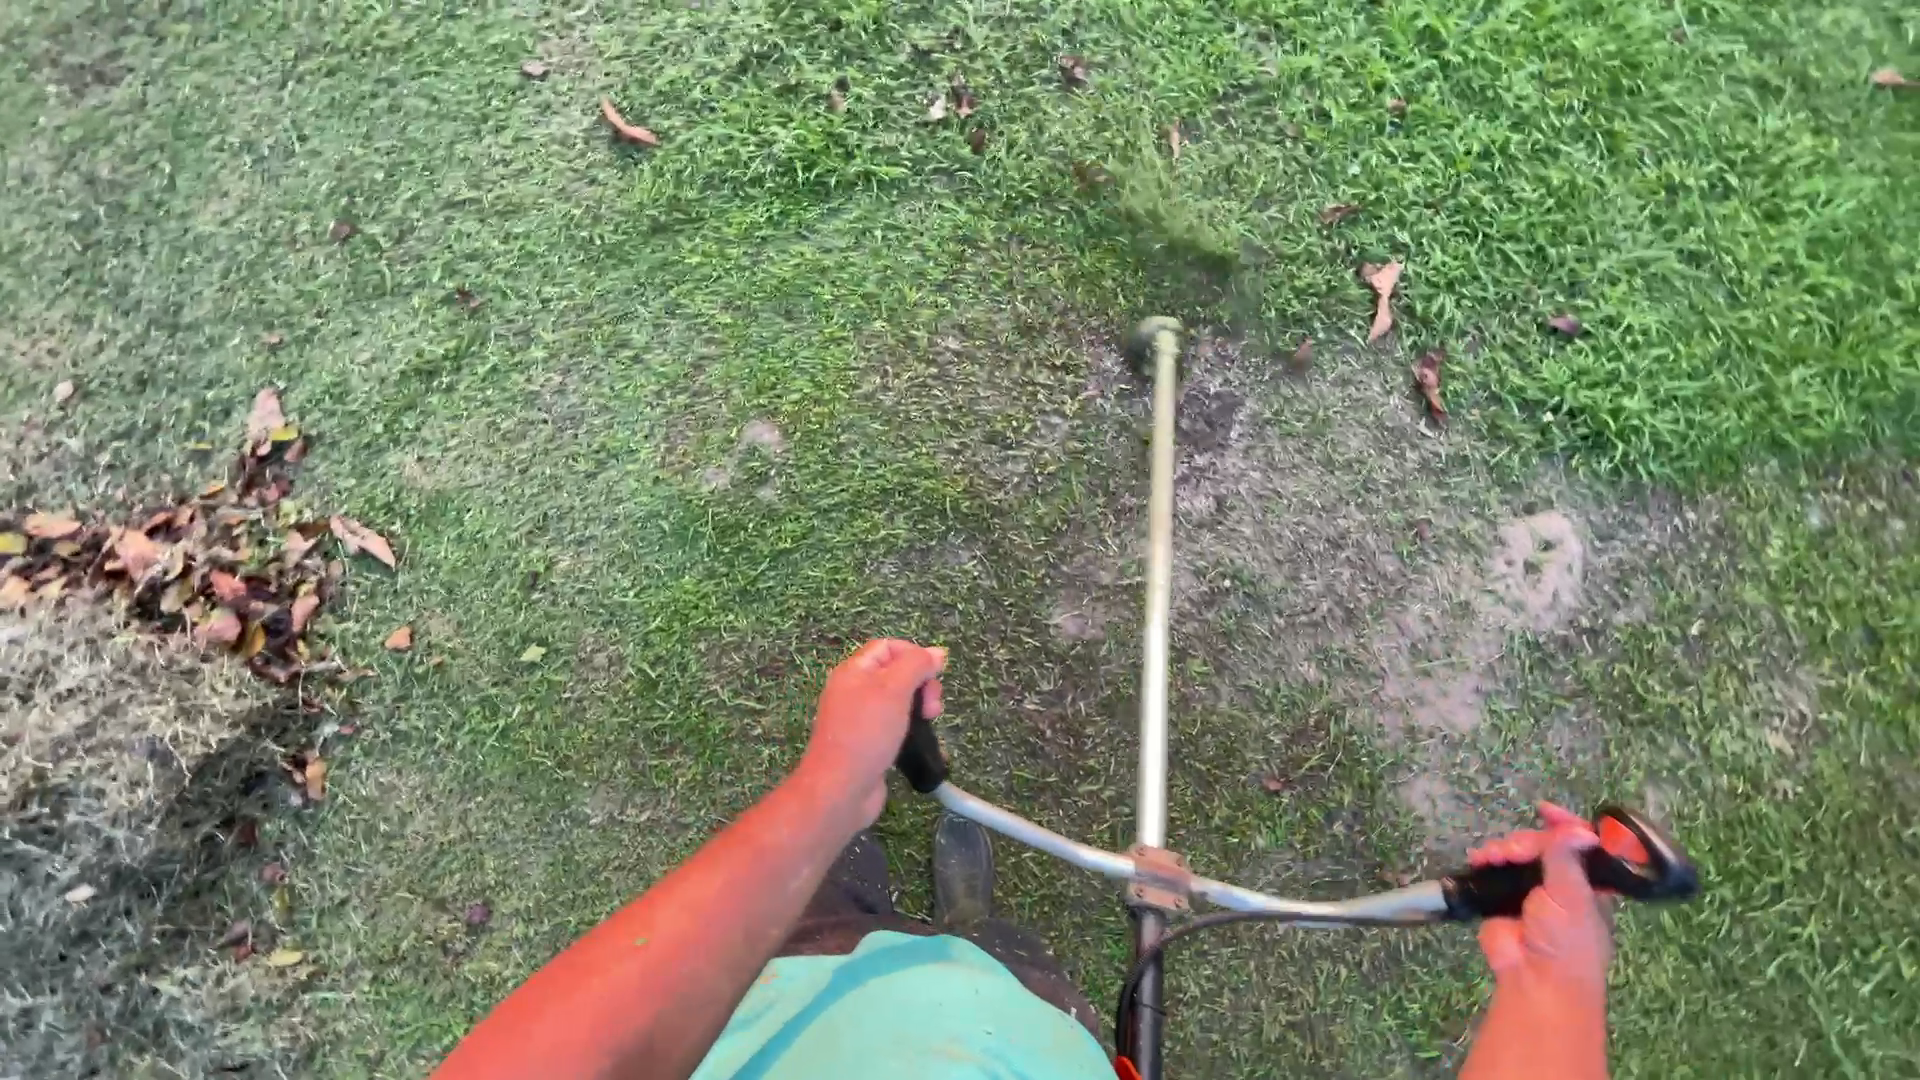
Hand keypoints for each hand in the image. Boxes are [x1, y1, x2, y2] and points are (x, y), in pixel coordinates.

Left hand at [800, 639, 945, 827]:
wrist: (841, 789)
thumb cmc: (867, 732)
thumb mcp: (894, 689)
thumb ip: (916, 665)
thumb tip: (937, 652)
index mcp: (855, 671)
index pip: (888, 647)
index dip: (914, 654)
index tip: (933, 674)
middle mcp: (855, 691)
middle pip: (897, 673)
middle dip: (922, 684)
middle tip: (932, 707)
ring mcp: (862, 719)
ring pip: (900, 701)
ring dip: (920, 708)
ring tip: (930, 723)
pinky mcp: (870, 743)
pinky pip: (896, 726)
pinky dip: (913, 730)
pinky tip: (924, 743)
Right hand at [1471, 802, 1612, 998]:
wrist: (1534, 977)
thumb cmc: (1567, 941)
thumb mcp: (1573, 897)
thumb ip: (1568, 859)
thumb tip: (1579, 828)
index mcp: (1589, 886)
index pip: (1581, 846)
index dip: (1567, 825)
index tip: (1546, 811)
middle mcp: (1561, 885)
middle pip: (1543, 845)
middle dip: (1525, 842)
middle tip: (1513, 852)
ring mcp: (1531, 892)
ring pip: (1516, 855)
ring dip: (1502, 849)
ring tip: (1492, 858)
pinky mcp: (1503, 897)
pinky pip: (1494, 869)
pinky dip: (1486, 861)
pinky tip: (1479, 860)